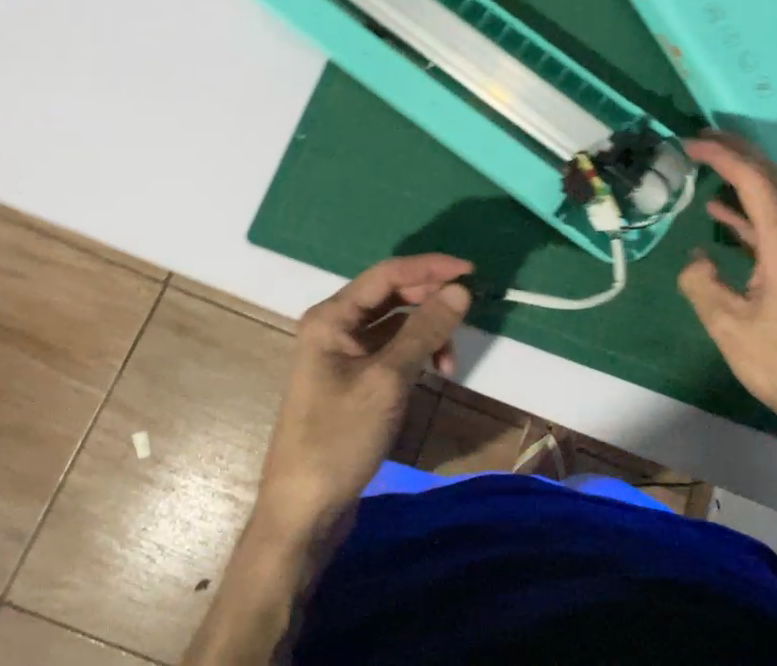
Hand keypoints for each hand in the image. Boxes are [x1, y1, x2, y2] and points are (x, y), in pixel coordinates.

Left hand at [255, 254, 473, 535]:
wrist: (305, 509)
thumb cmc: (339, 438)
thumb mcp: (388, 380)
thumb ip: (424, 331)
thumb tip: (461, 290)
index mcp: (331, 317)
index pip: (388, 273)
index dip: (430, 267)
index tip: (472, 271)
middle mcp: (335, 327)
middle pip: (392, 295)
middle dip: (431, 302)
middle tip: (468, 315)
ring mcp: (344, 354)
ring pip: (396, 324)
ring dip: (428, 333)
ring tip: (449, 365)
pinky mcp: (355, 380)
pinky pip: (393, 350)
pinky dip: (417, 355)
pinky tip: (434, 374)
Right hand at [678, 134, 776, 443]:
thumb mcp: (727, 325)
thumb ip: (701, 283)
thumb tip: (696, 259)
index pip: (755, 182)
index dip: (723, 156)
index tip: (689, 143)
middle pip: (771, 179)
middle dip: (737, 152)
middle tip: (699, 137)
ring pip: (774, 198)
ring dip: (742, 175)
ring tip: (707, 161)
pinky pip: (772, 224)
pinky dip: (745, 210)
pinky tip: (718, 211)